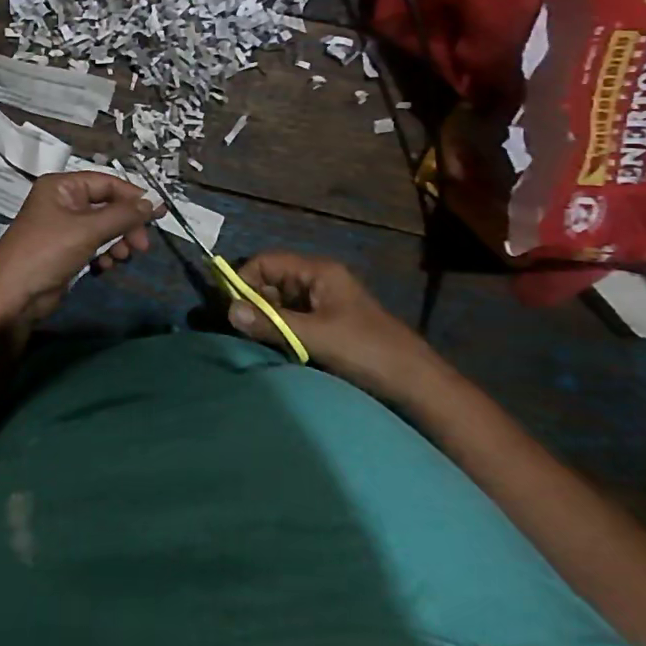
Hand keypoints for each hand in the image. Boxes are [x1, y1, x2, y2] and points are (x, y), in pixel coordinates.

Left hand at [0, 171, 162, 325]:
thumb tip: (152, 202)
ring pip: (103, 228)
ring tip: (122, 257)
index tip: (160, 212)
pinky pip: (94, 245)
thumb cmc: (47, 252)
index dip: (133, 196)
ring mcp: (63, 227)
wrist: (14, 295)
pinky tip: (106, 266)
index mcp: (61, 186)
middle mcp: (62, 201)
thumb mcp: (88, 230)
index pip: (106, 182)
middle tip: (142, 245)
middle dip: (126, 225)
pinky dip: (104, 254)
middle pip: (107, 206)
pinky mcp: (65, 250)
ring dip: (117, 241)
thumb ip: (122, 215)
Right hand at [226, 252, 446, 401]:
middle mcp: (319, 280)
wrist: (417, 384)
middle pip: (271, 279)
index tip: (233, 308)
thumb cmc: (367, 351)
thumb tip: (228, 310)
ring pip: (280, 301)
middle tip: (245, 327)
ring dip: (268, 318)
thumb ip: (271, 323)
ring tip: (261, 339)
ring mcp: (324, 302)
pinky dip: (281, 329)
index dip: (245, 279)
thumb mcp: (315, 336)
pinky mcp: (328, 323)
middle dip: (255, 301)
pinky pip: (293, 318)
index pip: (266, 261)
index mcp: (318, 271)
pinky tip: (279, 346)